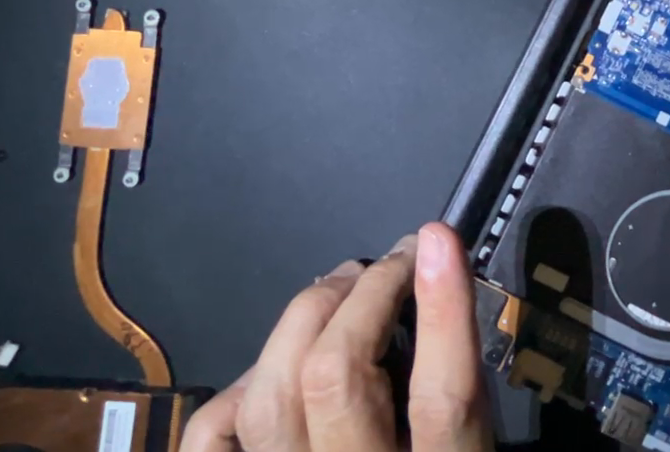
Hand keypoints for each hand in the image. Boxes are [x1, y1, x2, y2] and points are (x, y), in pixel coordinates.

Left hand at [181, 223, 491, 451]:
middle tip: (393, 260)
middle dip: (365, 294)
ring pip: (269, 395)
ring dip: (309, 314)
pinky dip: (242, 384)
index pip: (442, 400)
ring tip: (344, 286)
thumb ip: (456, 397)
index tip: (439, 238)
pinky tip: (280, 363)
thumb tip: (435, 297)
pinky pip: (213, 437)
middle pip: (335, 379)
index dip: (443, 311)